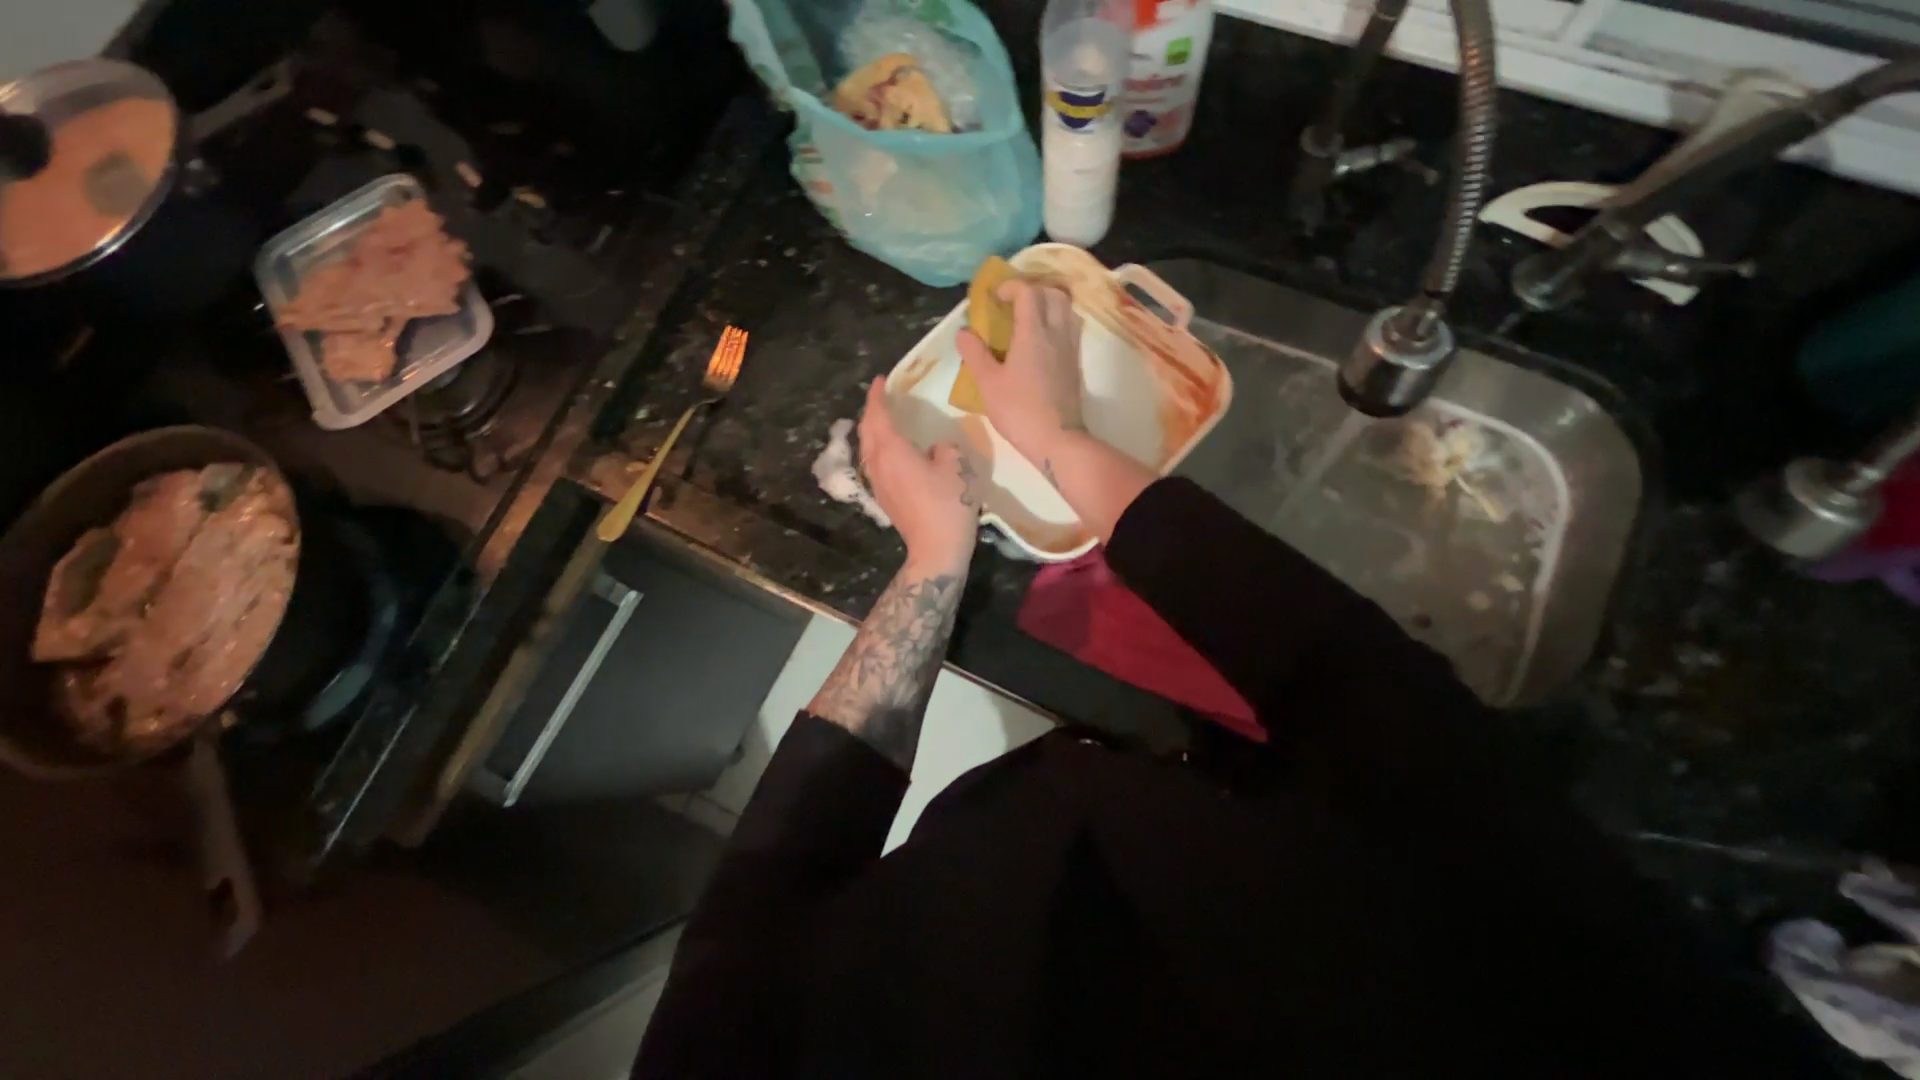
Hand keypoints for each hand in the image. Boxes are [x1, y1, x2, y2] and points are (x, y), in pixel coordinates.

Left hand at [859, 377, 978, 570]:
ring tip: (885, 421)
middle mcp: (878, 464)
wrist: (936, 548)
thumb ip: (945, 449)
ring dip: (873, 431)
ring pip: (868, 449)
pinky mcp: (884, 498)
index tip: (881, 380)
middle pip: (867, 431)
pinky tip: (892, 451)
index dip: (877, 396)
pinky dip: (879, 449)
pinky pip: (875, 464)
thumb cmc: (948, 504)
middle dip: (872, 411)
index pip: (878, 416)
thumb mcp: (956, 467)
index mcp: (892, 451)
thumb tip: (936, 449)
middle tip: (883, 398)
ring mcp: (878, 483)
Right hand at [956, 280, 1083, 461]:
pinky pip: (1070, 330)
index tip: (995, 297)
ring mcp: (1070, 349)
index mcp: (1033, 333)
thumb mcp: (988, 383)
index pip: (1028, 292)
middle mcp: (1056, 333)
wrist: (1057, 439)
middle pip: (1053, 294)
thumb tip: (964, 332)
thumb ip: (975, 354)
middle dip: (1033, 290)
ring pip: (1066, 310)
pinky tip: (1041, 342)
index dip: (1010, 287)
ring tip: (1028, 320)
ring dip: (1048, 305)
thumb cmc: (1019, 410)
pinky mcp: (1075, 364)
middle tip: (1013, 304)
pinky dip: (1056, 324)